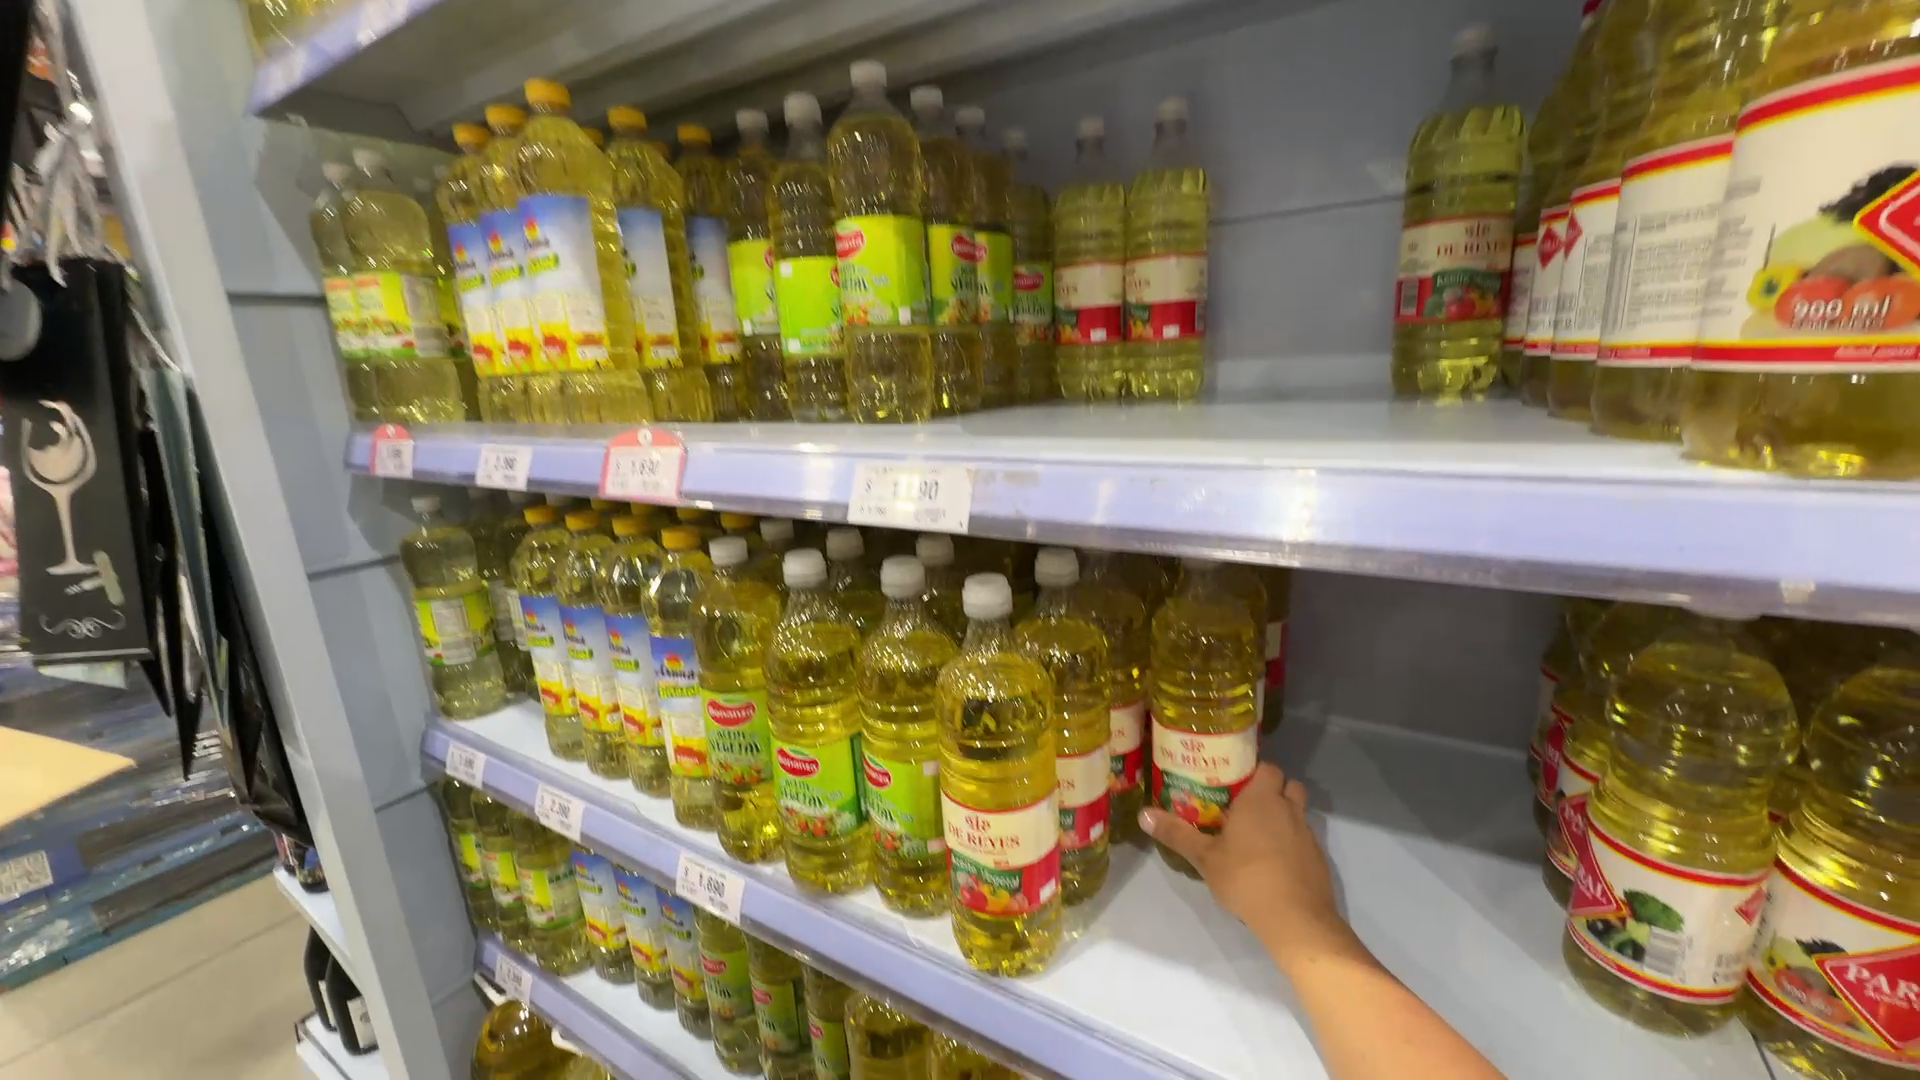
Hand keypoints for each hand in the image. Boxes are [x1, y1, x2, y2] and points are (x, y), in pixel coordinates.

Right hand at [1141, 763, 1360, 970]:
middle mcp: (1288, 809)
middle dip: (1272, 790)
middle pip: (1288, 785)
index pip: (1267, 767)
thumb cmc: (1246, 878)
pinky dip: (1292, 843)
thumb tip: (1143, 814)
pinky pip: (1304, 840)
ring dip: (1284, 816)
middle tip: (1247, 804)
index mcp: (1261, 799)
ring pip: (1298, 812)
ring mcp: (1308, 835)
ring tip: (1259, 834)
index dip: (1254, 771)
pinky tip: (1274, 863)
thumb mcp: (1204, 857)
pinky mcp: (1319, 860)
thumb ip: (1176, 834)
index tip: (1235, 781)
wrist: (1296, 920)